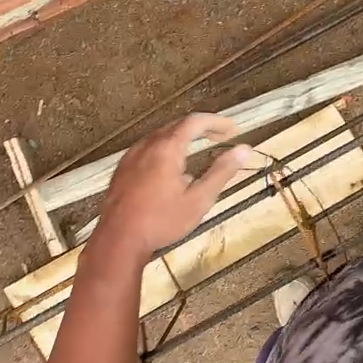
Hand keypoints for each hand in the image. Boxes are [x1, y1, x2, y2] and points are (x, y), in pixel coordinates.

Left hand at [95, 114, 251, 256]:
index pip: (195, 121)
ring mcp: (131, 157)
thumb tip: (243, 150)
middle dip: (202, 128)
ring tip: (200, 148)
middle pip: (177, 125)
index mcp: (167, 149)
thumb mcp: (199, 199)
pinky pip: (148, 148)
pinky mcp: (122, 170)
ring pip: (161, 136)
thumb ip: (222, 171)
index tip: (232, 129)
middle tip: (220, 137)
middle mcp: (147, 146)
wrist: (118, 240)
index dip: (217, 122)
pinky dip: (166, 148)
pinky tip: (172, 169)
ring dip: (183, 137)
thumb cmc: (160, 222)